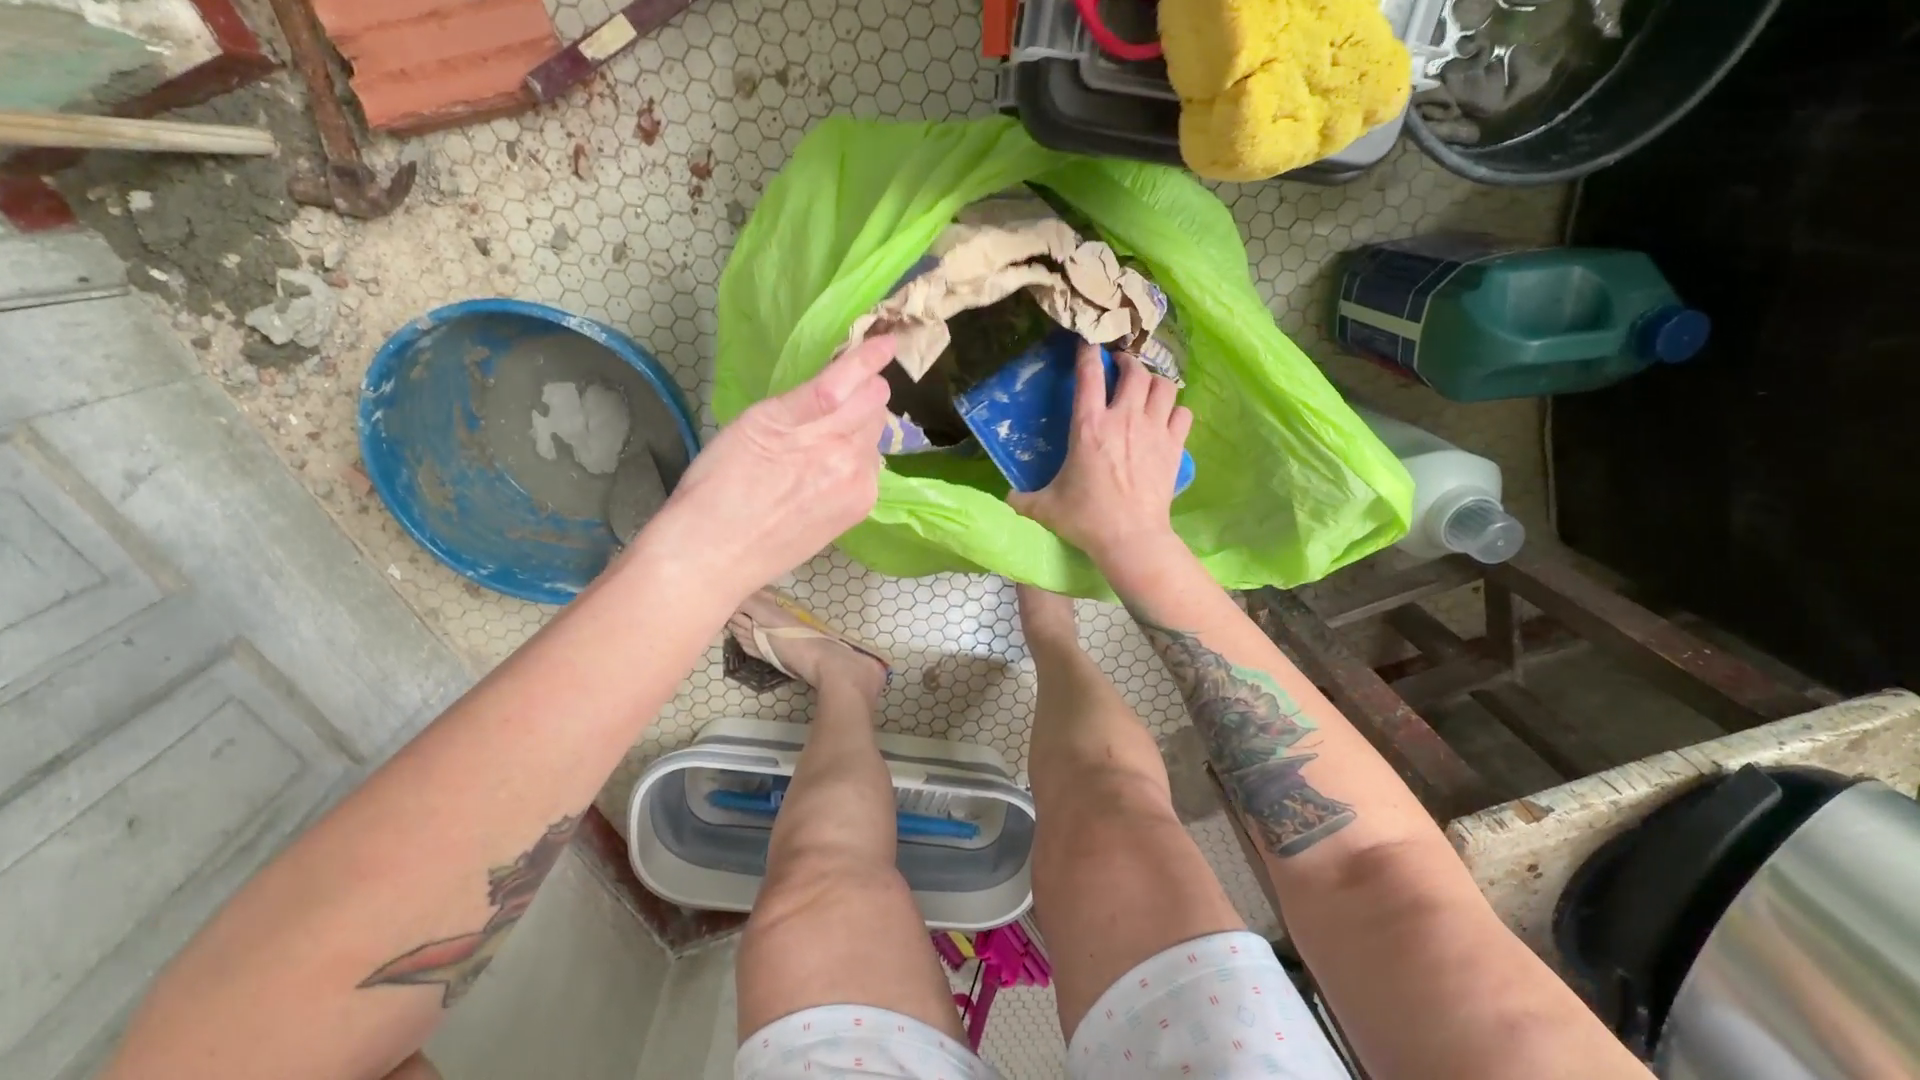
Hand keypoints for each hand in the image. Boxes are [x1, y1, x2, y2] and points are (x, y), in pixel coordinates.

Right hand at [632, 336, 895, 601]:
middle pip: (876, 407)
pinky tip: (826, 472)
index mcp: (812, 425)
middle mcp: (844, 453)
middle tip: (833, 401)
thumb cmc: (718, 484)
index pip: (856, 381)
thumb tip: (842, 377)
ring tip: (822, 443)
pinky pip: (871, 469)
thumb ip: (804, 399)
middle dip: (861, 395)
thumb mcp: (753, 425)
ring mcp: (858, 484)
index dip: (870, 358)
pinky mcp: (860, 509)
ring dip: (859, 430)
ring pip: (875, 437)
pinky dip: (856, 460)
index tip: (886, 341)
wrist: (714, 555)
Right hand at [1008, 341, 1191, 564]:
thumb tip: (1007, 498)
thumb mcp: (1046, 508)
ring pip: (1164, 385)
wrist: (1131, 538)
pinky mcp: (1174, 446)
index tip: (1088, 344)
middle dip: (1129, 362)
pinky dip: (1176, 410)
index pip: (1089, 374)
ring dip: (1155, 382)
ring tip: (1147, 388)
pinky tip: (1168, 418)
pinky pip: (1183, 413)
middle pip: (1135, 370)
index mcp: (1088, 426)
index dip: (1088, 353)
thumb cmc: (1086, 519)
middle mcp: (1123, 419)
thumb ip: (1023, 499)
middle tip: (1122, 367)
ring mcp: (1153, 430)